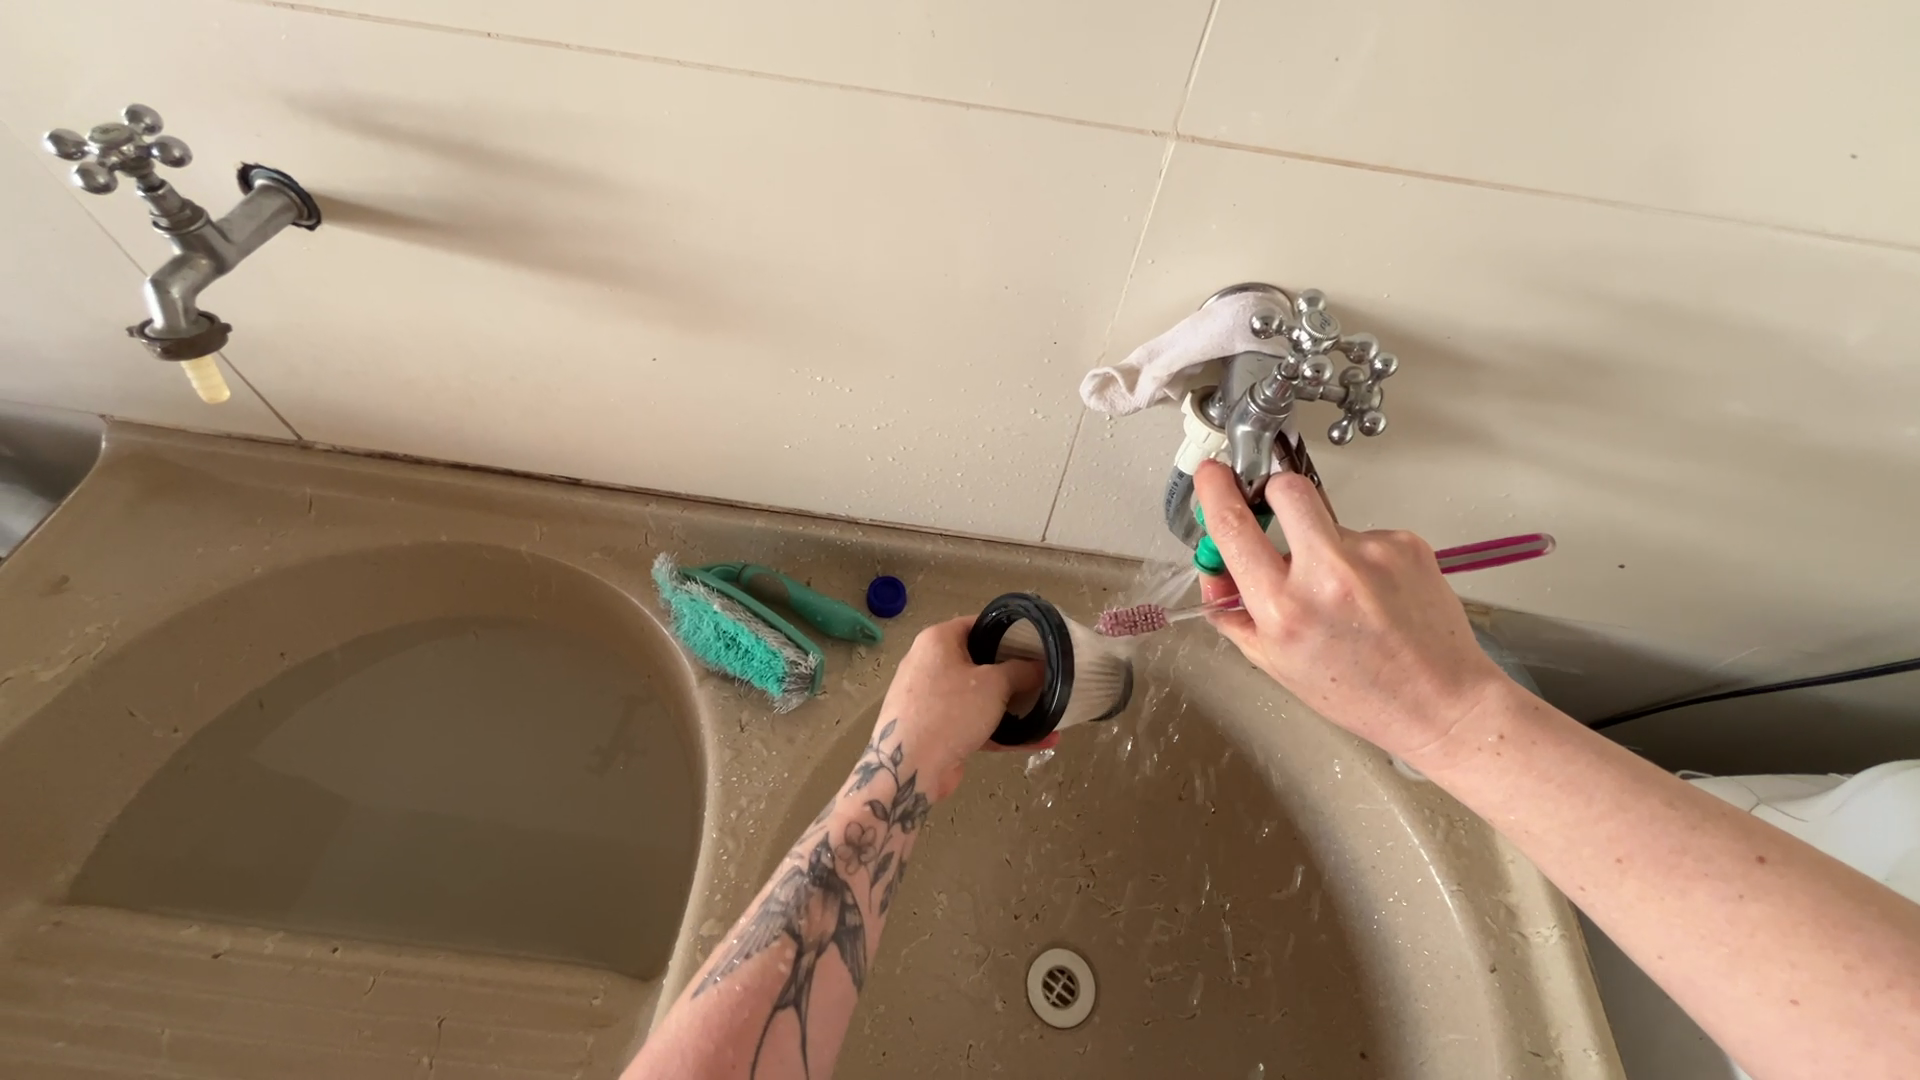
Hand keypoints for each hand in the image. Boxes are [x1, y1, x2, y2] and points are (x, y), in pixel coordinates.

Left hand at [874, 617, 1048, 801]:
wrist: (909, 768)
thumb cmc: (950, 711)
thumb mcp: (994, 684)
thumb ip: (1022, 671)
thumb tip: (1040, 666)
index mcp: (937, 640)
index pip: (978, 624)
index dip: (1008, 631)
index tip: (1035, 642)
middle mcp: (929, 664)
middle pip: (979, 661)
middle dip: (1013, 672)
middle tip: (1043, 676)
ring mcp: (931, 699)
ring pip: (978, 696)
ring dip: (1012, 706)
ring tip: (1047, 711)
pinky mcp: (936, 729)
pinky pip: (974, 722)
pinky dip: (1002, 730)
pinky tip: (1038, 740)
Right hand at [1192, 460, 1510, 762]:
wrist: (1442, 701)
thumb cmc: (1359, 693)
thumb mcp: (1273, 661)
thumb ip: (1233, 612)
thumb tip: (1214, 570)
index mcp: (1284, 607)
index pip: (1235, 528)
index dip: (1215, 491)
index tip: (1211, 474)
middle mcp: (1328, 573)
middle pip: (1286, 489)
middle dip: (1271, 492)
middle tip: (1273, 516)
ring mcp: (1373, 553)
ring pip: (1325, 519)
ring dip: (1319, 542)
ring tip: (1341, 590)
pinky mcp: (1406, 543)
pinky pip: (1361, 534)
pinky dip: (1356, 556)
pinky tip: (1370, 592)